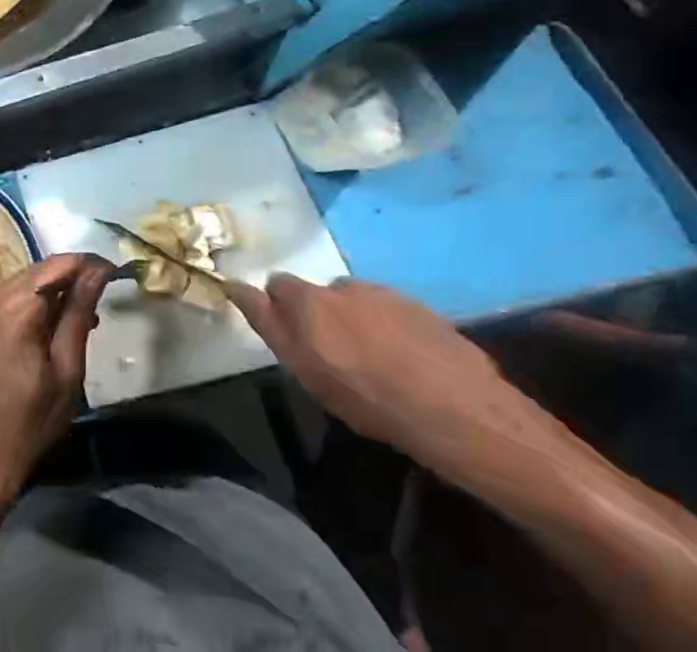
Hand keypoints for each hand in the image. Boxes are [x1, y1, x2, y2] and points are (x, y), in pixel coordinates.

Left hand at [0, 253, 111, 504]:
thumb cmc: (30, 418)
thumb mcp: (67, 368)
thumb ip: (79, 313)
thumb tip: (97, 272)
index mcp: (13, 306)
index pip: (57, 265)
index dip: (88, 264)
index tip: (114, 274)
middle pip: (39, 272)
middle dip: (72, 280)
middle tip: (101, 304)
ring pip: (24, 283)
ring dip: (53, 294)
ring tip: (83, 322)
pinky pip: (9, 298)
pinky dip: (33, 305)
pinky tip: (52, 328)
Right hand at [226, 274, 550, 468]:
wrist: (460, 412)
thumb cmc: (367, 397)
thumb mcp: (304, 369)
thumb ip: (268, 323)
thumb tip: (236, 287)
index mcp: (311, 300)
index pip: (276, 284)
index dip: (278, 308)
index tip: (290, 336)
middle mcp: (345, 287)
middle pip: (317, 293)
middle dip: (318, 315)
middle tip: (333, 356)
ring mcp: (387, 295)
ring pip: (355, 302)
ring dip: (354, 321)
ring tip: (374, 362)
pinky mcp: (422, 308)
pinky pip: (389, 311)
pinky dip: (388, 328)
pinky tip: (405, 362)